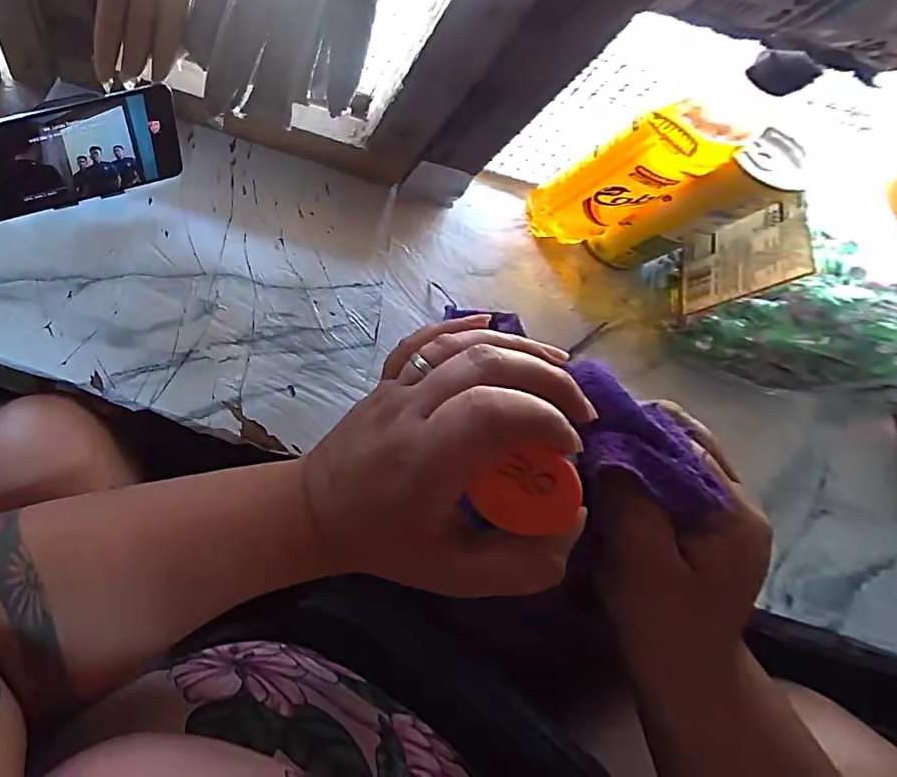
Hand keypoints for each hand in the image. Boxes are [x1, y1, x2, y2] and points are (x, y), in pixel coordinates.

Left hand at [298, 318, 597, 597]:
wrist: (316, 509)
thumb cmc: (387, 543)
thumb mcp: (459, 575)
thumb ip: (525, 561)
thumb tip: (576, 511)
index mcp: (425, 460)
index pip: (490, 411)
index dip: (541, 417)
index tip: (570, 449)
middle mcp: (408, 411)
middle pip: (480, 365)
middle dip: (544, 378)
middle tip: (580, 412)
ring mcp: (394, 388)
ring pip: (455, 345)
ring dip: (515, 348)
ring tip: (561, 367)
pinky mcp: (387, 379)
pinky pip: (421, 340)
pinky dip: (459, 327)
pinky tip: (492, 322)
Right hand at [596, 402, 771, 672]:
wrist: (683, 670)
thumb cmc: (663, 622)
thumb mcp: (642, 562)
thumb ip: (630, 500)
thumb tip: (608, 440)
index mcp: (734, 512)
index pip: (685, 443)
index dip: (634, 426)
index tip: (586, 423)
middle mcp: (734, 501)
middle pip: (682, 437)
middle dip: (632, 430)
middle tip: (584, 434)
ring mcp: (718, 508)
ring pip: (671, 450)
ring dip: (630, 445)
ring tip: (590, 448)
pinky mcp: (698, 517)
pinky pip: (664, 471)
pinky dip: (633, 464)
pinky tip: (603, 473)